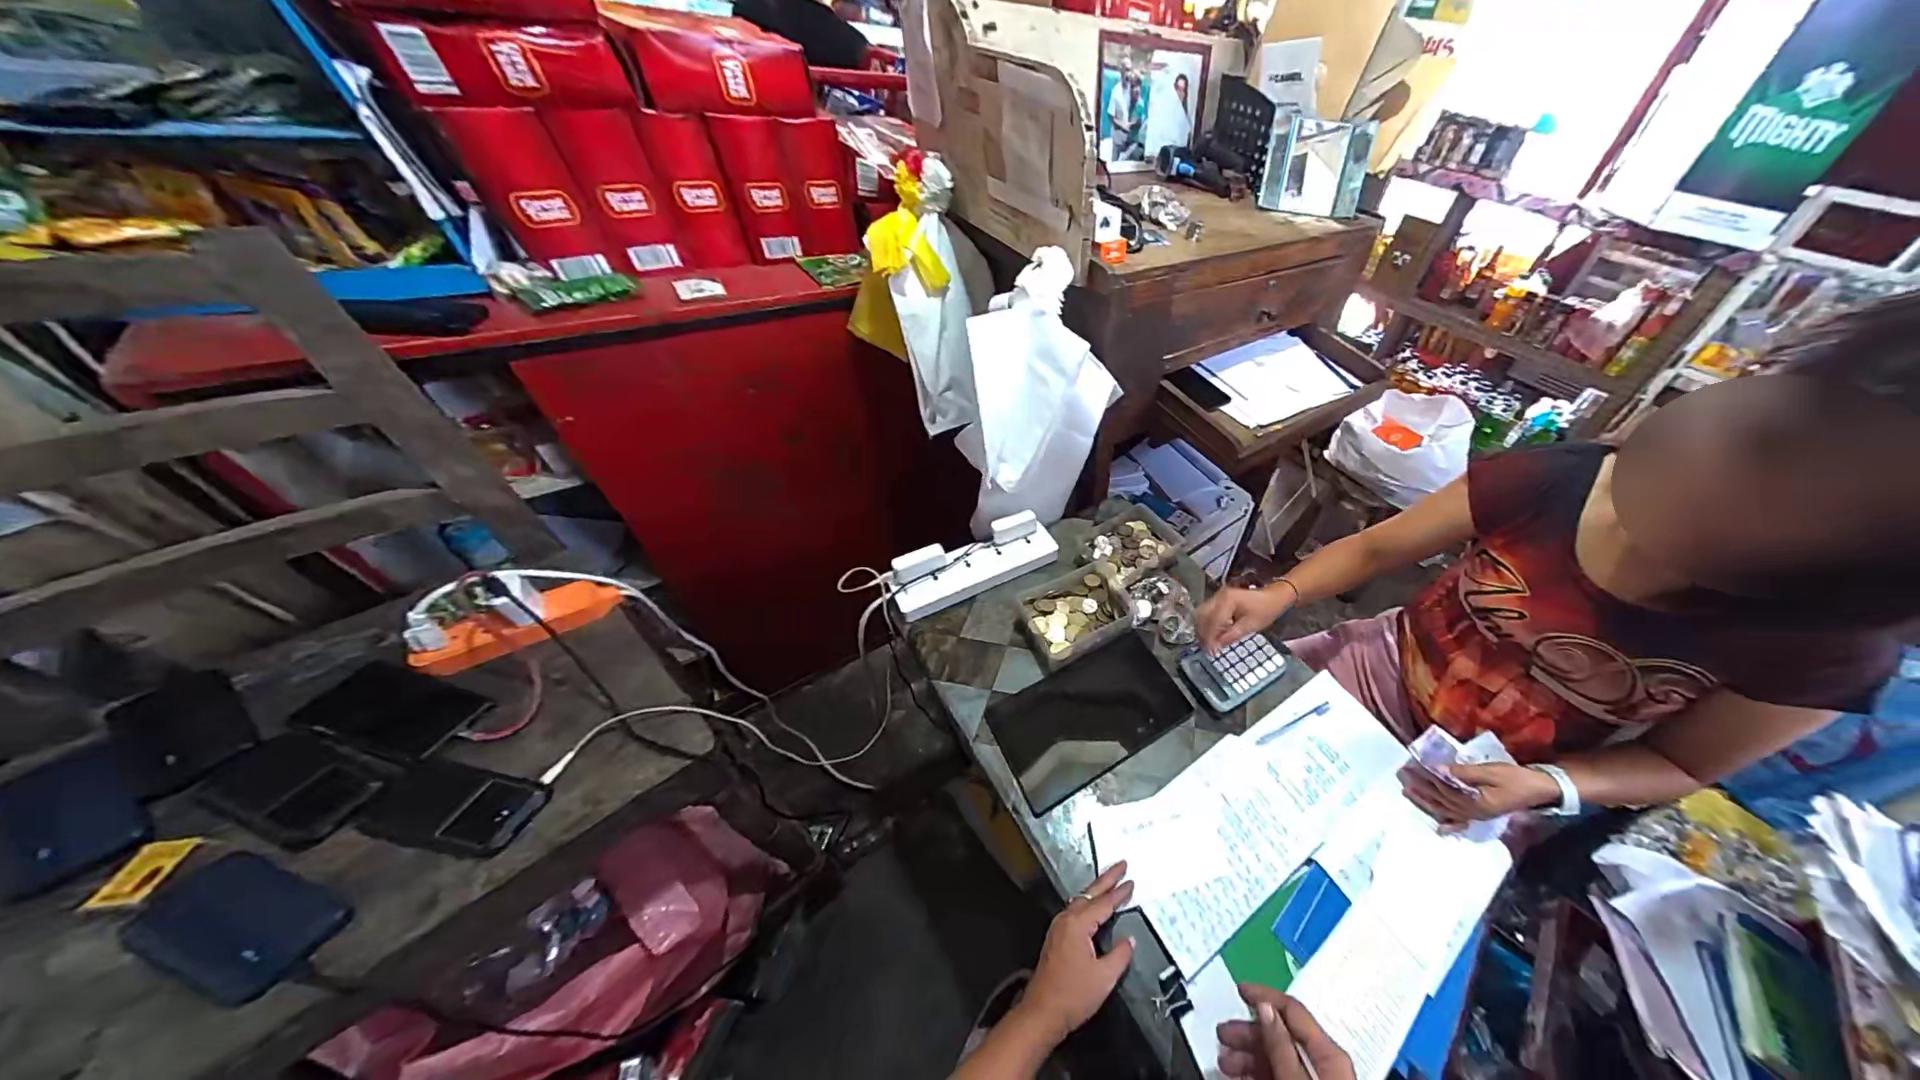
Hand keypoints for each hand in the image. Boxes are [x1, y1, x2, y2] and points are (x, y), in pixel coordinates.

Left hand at [1017, 861, 1136, 1045]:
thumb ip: (1119, 955)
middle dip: (1107, 879)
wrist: (1043, 1011)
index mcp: (1078, 924)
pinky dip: (1088, 902)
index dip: (1119, 893)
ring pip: (1081, 900)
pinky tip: (1094, 906)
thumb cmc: (1073, 995)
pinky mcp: (1057, 936)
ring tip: (1111, 880)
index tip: (1131, 881)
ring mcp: (1059, 927)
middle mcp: (1066, 919)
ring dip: (1096, 889)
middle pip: (1090, 894)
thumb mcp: (1104, 978)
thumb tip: (1129, 940)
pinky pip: (1076, 910)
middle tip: (1121, 864)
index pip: (1103, 904)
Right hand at [1197, 585, 1292, 651]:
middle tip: (1208, 649)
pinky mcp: (1217, 599)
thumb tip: (1217, 645)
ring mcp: (1217, 596)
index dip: (1210, 637)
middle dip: (1203, 634)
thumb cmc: (1265, 610)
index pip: (1212, 621)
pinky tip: (1211, 634)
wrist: (1273, 597)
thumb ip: (1232, 635)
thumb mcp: (1251, 625)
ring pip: (1201, 614)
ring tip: (1208, 643)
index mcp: (1227, 600)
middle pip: (1202, 616)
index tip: (1211, 651)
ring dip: (1203, 629)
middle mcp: (1218, 596)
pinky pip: (1206, 613)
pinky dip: (1206, 624)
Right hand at [1217, 983, 1354, 1079]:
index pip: (1294, 1010)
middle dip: (1249, 1033)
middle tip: (1223, 1035)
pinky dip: (1256, 1076)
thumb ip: (1281, 1047)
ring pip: (1277, 1058)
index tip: (1240, 991)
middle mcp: (1326, 1067)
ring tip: (1227, 1065)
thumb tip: (1265, 1009)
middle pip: (1281, 1035)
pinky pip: (1278, 1078)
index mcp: (1330, 1056)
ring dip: (1248, 1057)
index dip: (1264, 996)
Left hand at [1398, 761, 1559, 825]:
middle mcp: (1474, 813)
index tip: (1409, 768)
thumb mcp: (1490, 772)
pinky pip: (1462, 822)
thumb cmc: (1516, 778)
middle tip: (1402, 777)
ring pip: (1446, 810)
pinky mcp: (1482, 814)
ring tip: (1408, 793)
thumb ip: (1463, 773)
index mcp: (1475, 803)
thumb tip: (1438, 770)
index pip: (1443, 789)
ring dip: (1426, 802)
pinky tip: (1441, 829)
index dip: (1426, 778)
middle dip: (1420, 788)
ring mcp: (1478, 815)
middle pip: (1441, 800)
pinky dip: (1450, 825)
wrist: (1541, 789)